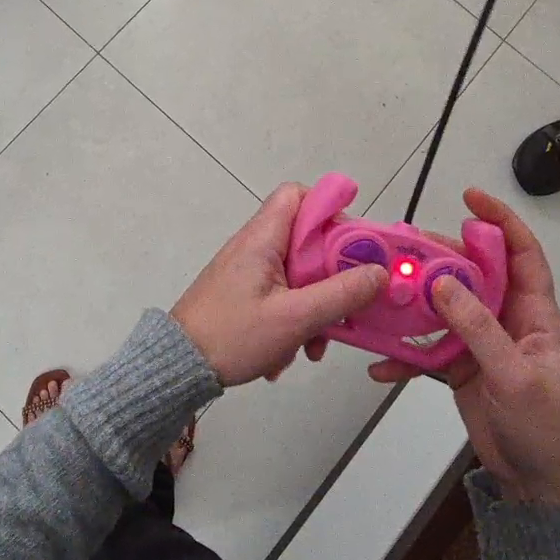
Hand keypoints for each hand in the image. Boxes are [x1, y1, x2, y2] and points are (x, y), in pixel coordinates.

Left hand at [171, 182, 388, 386]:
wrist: (180, 365)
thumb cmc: (234, 334)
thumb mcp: (295, 318)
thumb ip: (340, 294)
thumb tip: (379, 271)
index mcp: (262, 238)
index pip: (296, 195)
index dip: (328, 208)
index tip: (354, 242)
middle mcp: (255, 245)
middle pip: (306, 240)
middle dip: (331, 274)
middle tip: (349, 303)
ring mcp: (249, 270)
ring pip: (298, 274)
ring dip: (315, 306)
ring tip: (317, 344)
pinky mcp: (245, 293)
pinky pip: (283, 294)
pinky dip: (295, 318)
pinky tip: (294, 351)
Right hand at [368, 189, 559, 506]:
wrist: (538, 483)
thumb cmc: (545, 427)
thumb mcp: (515, 376)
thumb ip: (478, 328)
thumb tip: (441, 281)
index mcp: (534, 314)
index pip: (522, 254)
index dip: (501, 220)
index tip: (470, 196)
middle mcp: (505, 317)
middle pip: (471, 271)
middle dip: (438, 254)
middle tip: (402, 245)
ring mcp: (479, 339)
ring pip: (443, 302)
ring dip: (413, 296)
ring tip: (381, 287)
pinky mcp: (457, 363)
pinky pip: (425, 345)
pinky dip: (402, 351)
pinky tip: (379, 361)